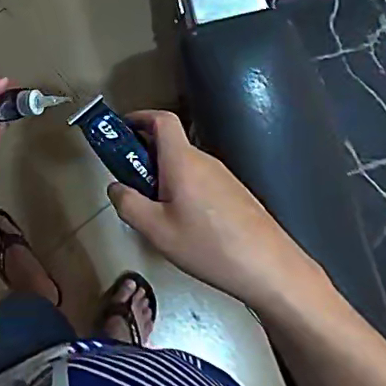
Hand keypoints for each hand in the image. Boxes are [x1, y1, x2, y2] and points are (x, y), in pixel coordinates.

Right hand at [109, 110, 329, 315]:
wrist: (269, 267)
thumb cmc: (211, 246)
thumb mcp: (156, 231)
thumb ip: (128, 204)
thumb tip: (115, 187)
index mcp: (182, 160)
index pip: (161, 119)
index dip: (139, 117)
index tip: (121, 131)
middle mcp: (204, 161)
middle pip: (170, 144)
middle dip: (145, 158)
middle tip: (130, 185)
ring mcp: (223, 176)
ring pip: (184, 166)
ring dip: (163, 178)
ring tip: (156, 215)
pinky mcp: (234, 194)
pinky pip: (200, 182)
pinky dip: (183, 191)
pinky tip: (184, 227)